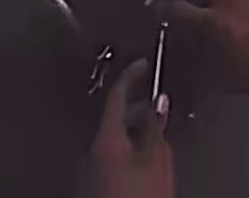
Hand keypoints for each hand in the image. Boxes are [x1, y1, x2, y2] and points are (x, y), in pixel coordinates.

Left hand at [84, 59, 172, 197]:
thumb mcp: (156, 159)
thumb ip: (156, 126)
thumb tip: (158, 101)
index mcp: (106, 137)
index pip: (117, 94)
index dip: (132, 74)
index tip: (146, 62)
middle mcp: (92, 150)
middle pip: (115, 116)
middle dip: (138, 105)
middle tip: (159, 96)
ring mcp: (90, 170)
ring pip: (114, 136)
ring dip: (135, 127)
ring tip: (158, 126)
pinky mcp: (94, 186)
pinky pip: (112, 154)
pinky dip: (129, 145)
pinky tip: (145, 153)